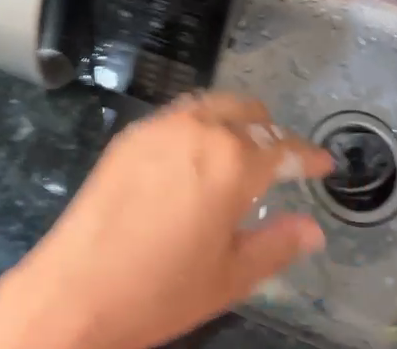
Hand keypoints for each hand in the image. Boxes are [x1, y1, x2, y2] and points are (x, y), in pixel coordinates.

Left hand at [0, 93, 334, 348]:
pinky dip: (201, 121)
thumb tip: (312, 229)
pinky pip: (179, 113)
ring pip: (214, 105)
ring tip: (241, 147)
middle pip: (250, 115)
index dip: (308, 156)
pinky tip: (196, 151)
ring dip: (236, 119)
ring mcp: (162, 127)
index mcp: (234, 164)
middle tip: (280, 161)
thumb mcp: (229, 278)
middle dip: (271, 133)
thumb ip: (276, 246)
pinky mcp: (132, 134)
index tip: (323, 164)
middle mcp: (201, 131)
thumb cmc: (159, 291)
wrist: (73, 291)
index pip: (284, 149)